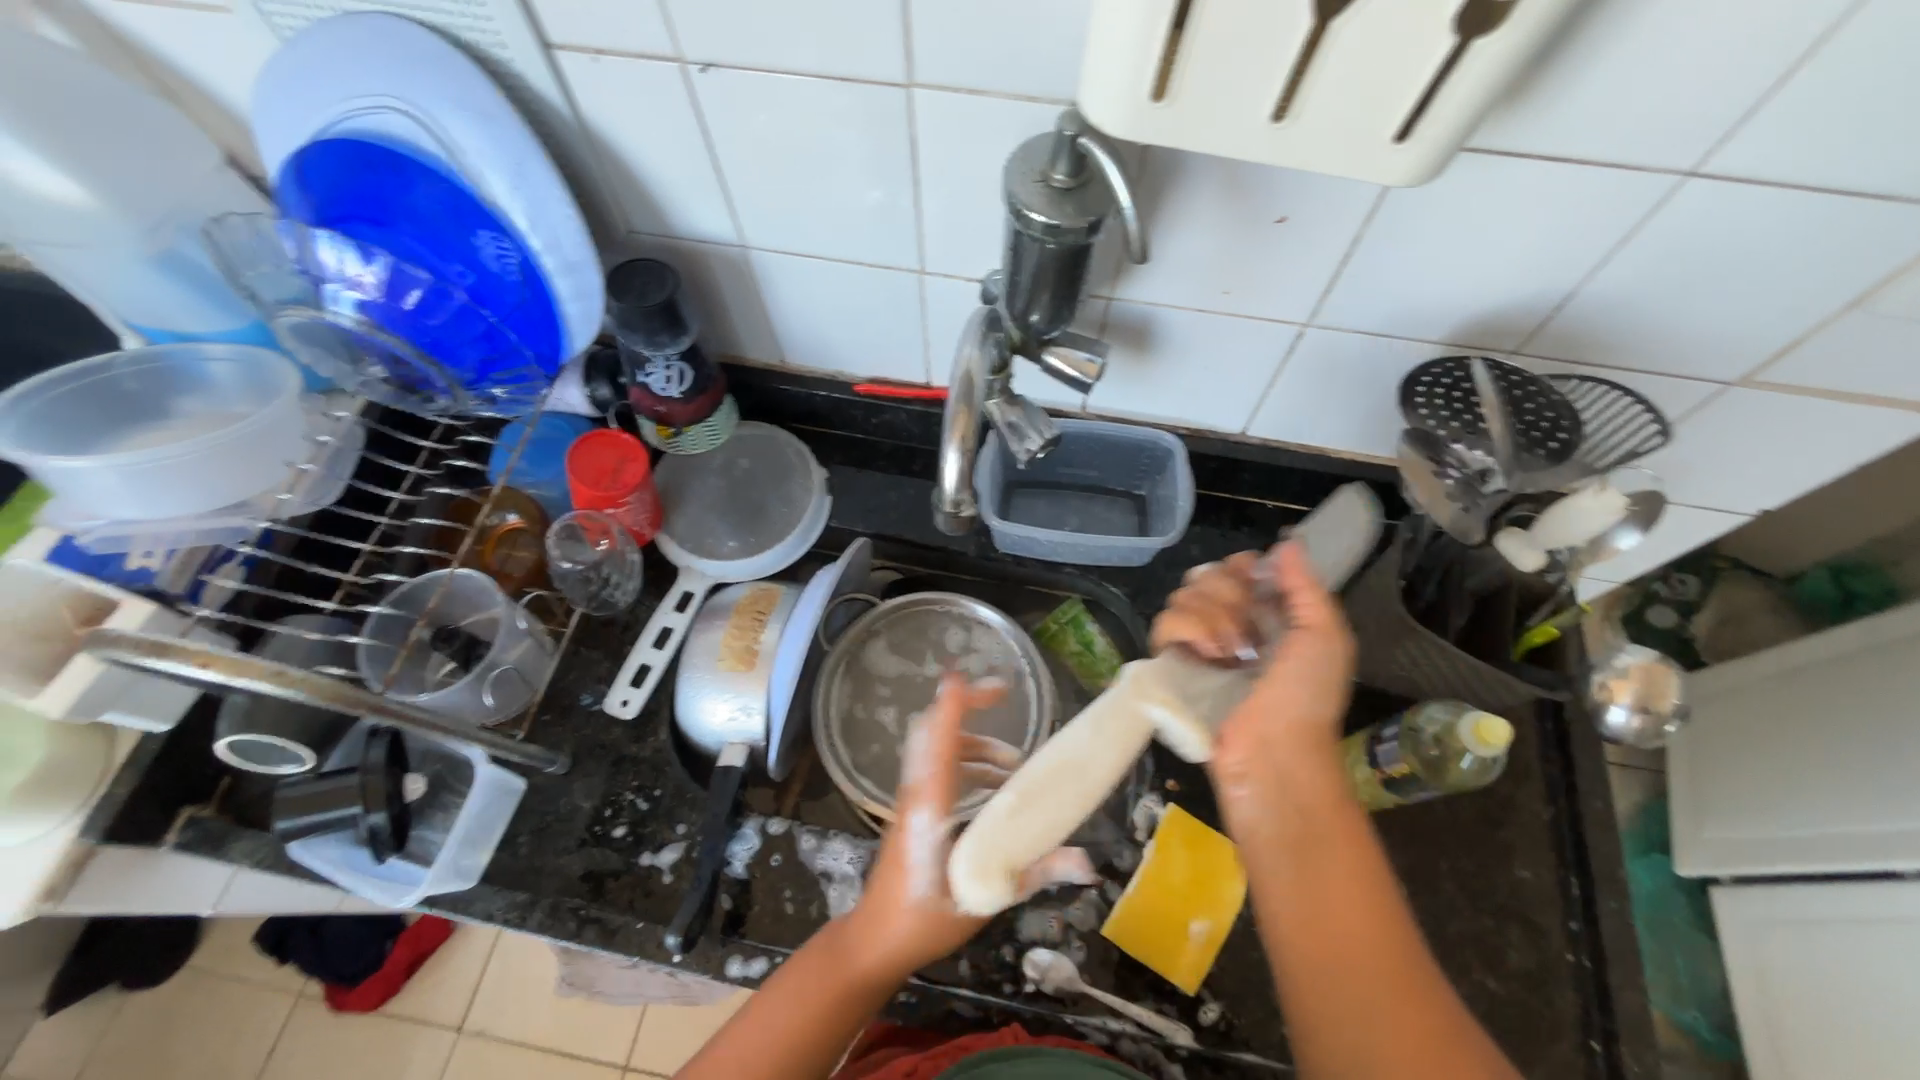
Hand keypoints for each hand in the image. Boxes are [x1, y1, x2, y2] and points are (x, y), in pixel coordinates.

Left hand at [846, 674, 1094, 982]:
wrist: (876, 939)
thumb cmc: (923, 920)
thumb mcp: (984, 898)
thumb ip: (1034, 874)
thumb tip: (1086, 863)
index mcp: (930, 806)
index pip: (938, 742)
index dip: (954, 706)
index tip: (974, 679)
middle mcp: (918, 793)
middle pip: (933, 732)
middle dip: (968, 710)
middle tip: (1001, 698)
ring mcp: (913, 801)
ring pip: (937, 750)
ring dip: (973, 744)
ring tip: (1012, 764)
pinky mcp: (914, 813)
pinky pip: (938, 770)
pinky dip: (967, 765)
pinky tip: (995, 792)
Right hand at [1151, 541, 1356, 821]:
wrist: (1273, 754)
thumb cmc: (1306, 697)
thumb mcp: (1324, 636)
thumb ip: (1305, 584)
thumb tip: (1284, 541)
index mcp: (1270, 614)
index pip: (1240, 567)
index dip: (1243, 568)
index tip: (1255, 583)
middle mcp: (1232, 624)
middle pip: (1208, 574)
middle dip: (1227, 596)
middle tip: (1247, 633)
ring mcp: (1200, 644)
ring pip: (1183, 595)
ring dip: (1210, 619)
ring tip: (1229, 654)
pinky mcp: (1173, 664)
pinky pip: (1163, 623)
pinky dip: (1184, 631)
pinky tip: (1205, 656)